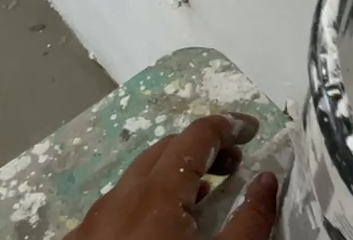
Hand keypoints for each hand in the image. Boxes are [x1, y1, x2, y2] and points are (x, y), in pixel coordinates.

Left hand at [66, 113, 279, 239]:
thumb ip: (252, 219)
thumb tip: (266, 179)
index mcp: (155, 197)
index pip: (196, 136)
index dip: (229, 125)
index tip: (255, 130)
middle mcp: (115, 204)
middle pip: (163, 151)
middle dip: (202, 147)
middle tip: (235, 163)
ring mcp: (86, 232)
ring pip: (133, 181)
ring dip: (172, 175)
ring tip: (202, 197)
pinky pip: (111, 213)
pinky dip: (143, 204)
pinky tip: (157, 235)